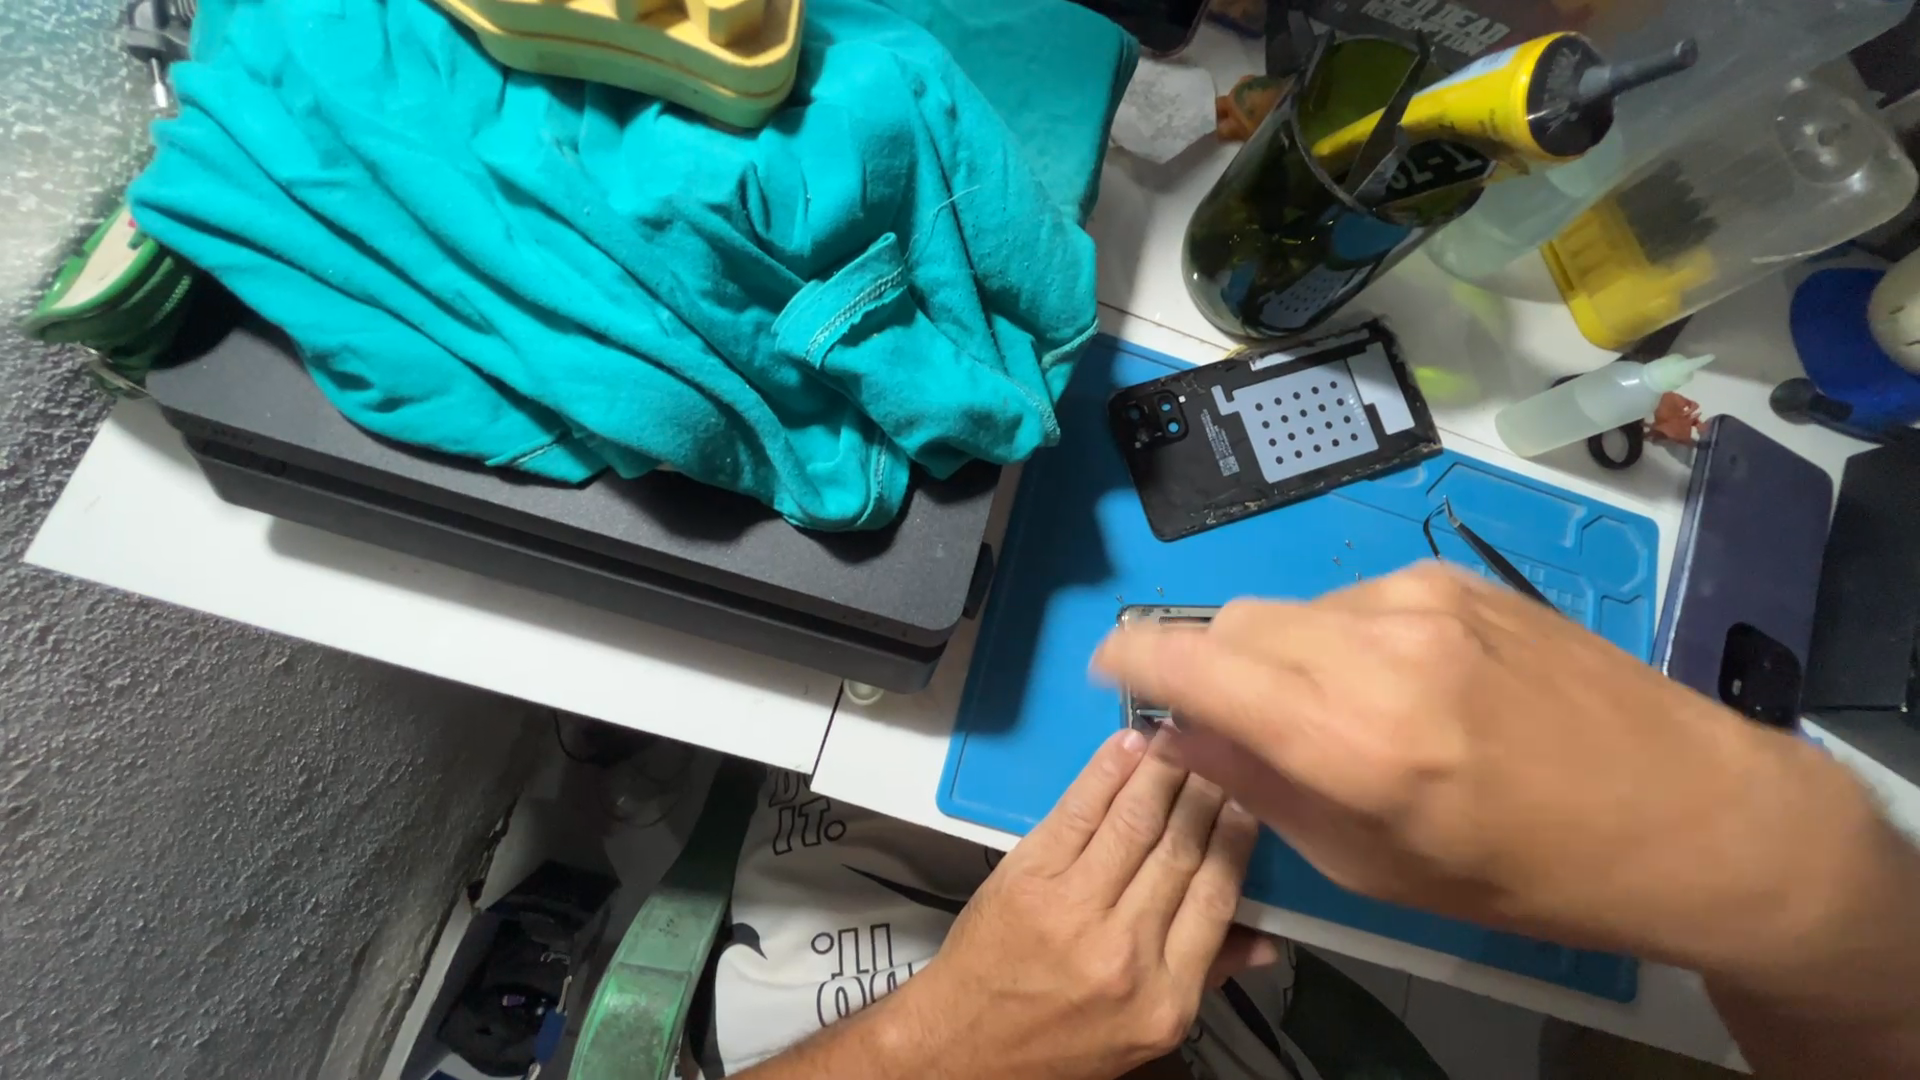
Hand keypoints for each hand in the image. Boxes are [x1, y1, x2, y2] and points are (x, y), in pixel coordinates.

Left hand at [890, 728, 1269, 1079]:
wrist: (969, 1041)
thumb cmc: (1063, 1038)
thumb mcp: (1145, 1030)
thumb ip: (1207, 976)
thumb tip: (1267, 938)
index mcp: (1167, 994)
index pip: (1216, 895)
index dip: (1235, 836)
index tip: (1247, 795)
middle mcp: (1126, 946)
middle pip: (1179, 848)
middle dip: (1205, 790)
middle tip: (1220, 748)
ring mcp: (1073, 904)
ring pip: (1134, 821)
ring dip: (1162, 770)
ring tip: (1181, 733)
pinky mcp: (1030, 872)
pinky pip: (1078, 810)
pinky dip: (1106, 772)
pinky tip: (1128, 744)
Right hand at [1090, 563, 1891, 983]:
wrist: (1694, 814)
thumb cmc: (1521, 871)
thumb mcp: (1368, 862)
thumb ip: (1253, 783)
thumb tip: (1172, 731)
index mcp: (1354, 739)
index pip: (1199, 666)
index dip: (1134, 657)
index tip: (1107, 664)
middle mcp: (1373, 648)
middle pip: (1227, 623)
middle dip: (1203, 663)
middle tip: (1224, 710)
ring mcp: (1413, 599)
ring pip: (1281, 609)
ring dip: (1269, 653)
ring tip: (1324, 704)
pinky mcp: (1445, 577)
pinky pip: (1340, 600)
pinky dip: (1327, 637)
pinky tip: (1386, 677)